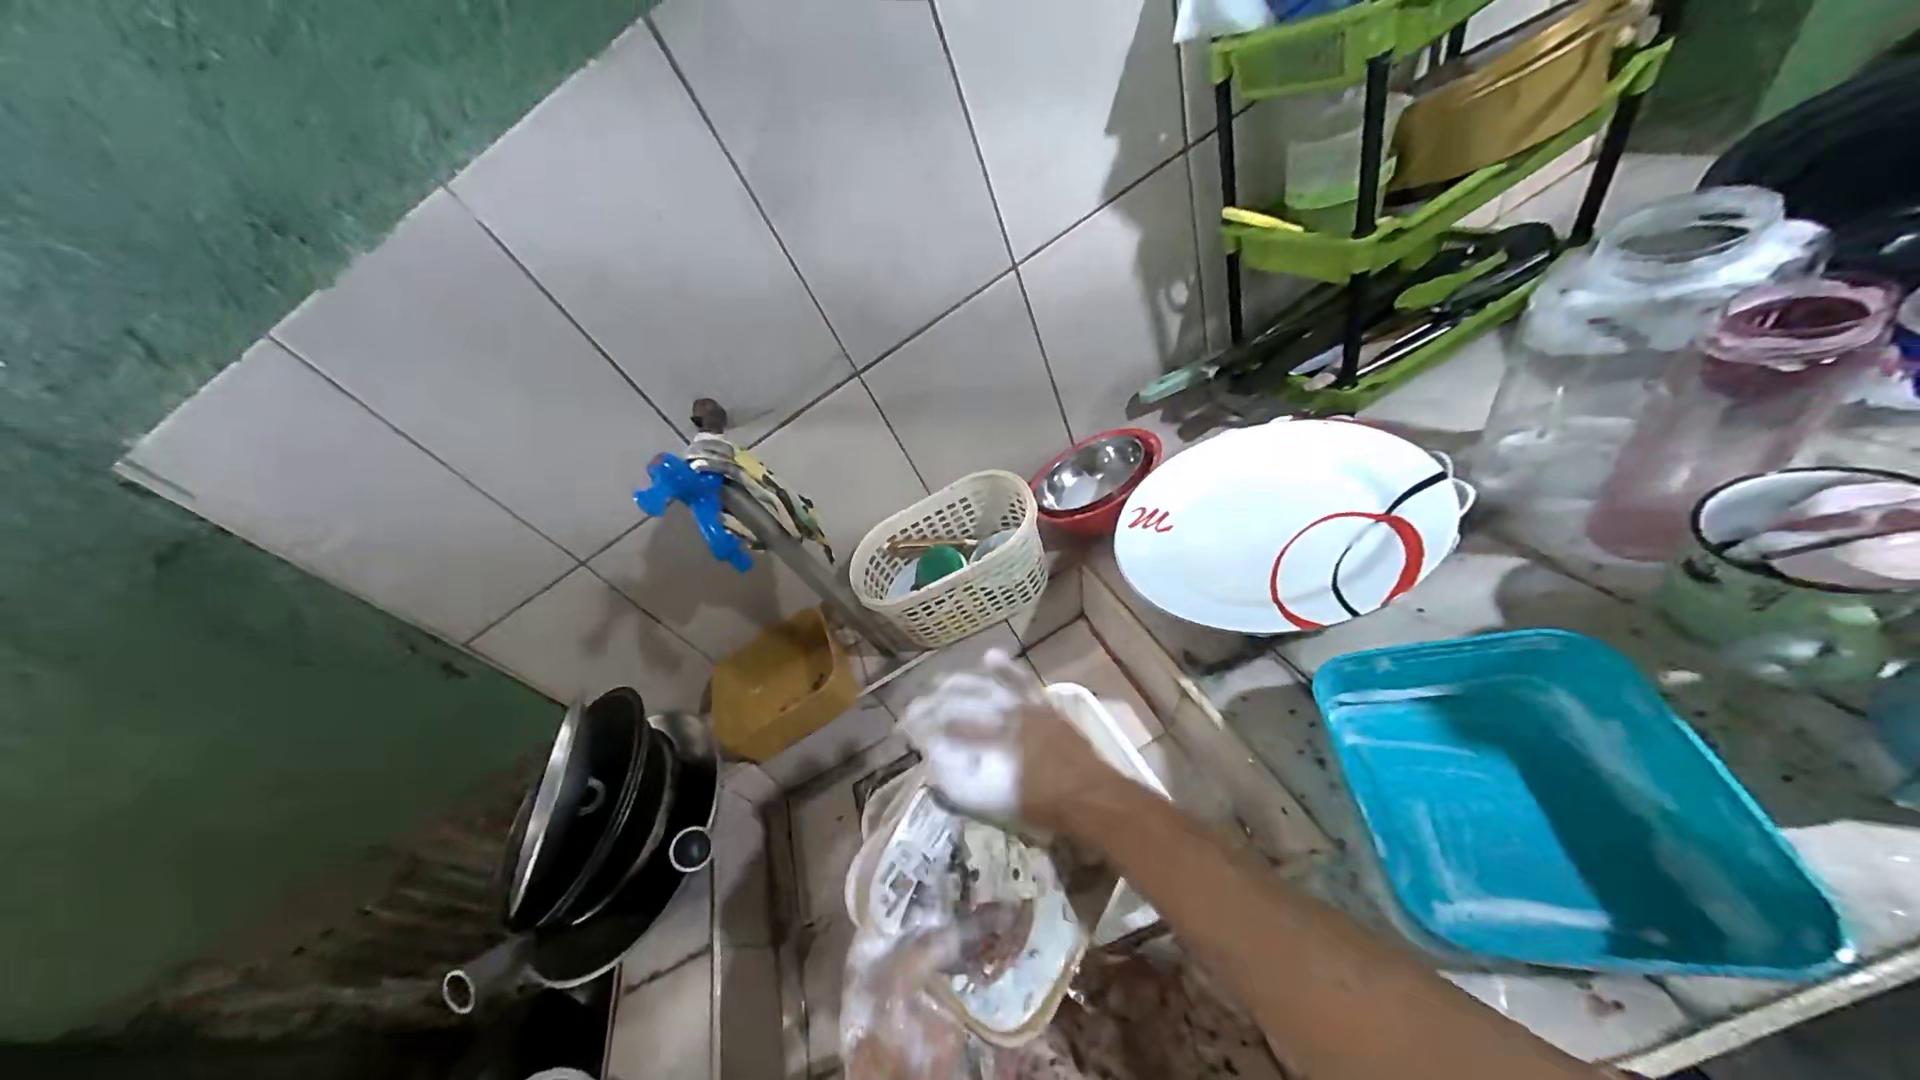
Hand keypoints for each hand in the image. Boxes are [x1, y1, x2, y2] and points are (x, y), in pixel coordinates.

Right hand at [899, 649, 1125, 833]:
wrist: (1091, 797)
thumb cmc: (1042, 806)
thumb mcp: (994, 803)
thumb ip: (961, 784)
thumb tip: (935, 765)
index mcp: (987, 742)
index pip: (944, 725)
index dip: (922, 725)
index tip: (906, 727)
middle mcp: (1002, 717)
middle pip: (960, 702)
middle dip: (934, 704)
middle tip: (916, 709)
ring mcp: (1024, 707)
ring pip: (985, 687)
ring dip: (959, 685)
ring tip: (939, 684)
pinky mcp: (1041, 705)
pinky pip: (1020, 681)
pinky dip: (1004, 668)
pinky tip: (989, 655)